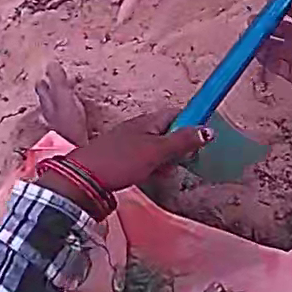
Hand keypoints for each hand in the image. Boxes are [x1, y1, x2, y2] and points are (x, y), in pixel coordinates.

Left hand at [42, 109, 210, 217]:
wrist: (84, 177)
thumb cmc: (119, 160)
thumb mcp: (156, 151)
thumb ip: (181, 141)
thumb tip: (207, 130)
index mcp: (148, 121)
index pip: (176, 113)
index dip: (191, 122)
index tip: (201, 138)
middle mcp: (139, 128)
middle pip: (168, 131)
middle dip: (179, 146)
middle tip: (181, 160)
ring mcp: (129, 142)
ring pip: (157, 147)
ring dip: (166, 159)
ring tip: (163, 171)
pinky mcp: (122, 157)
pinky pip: (145, 159)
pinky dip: (152, 167)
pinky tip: (150, 176)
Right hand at [258, 1, 291, 106]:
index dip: (284, 8)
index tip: (270, 4)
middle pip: (284, 30)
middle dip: (269, 25)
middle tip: (254, 21)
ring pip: (277, 47)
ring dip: (263, 41)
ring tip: (250, 36)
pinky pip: (275, 64)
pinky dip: (265, 59)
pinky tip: (255, 52)